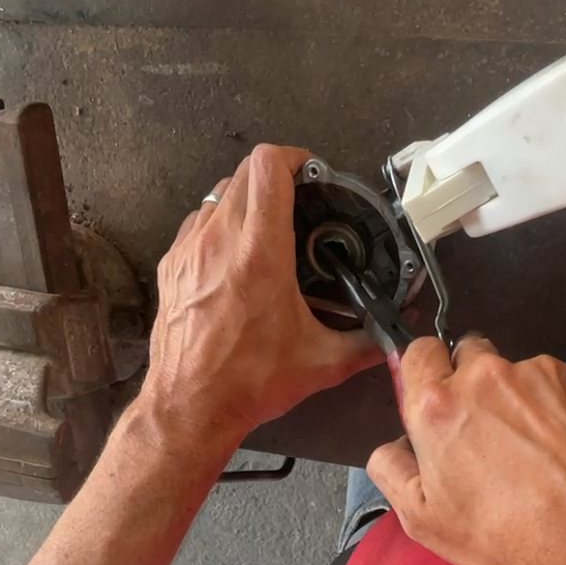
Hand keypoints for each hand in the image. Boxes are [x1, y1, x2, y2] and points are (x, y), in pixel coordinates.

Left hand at [142, 144, 378, 445]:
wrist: (190, 406)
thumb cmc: (247, 383)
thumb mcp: (320, 363)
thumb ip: (366, 344)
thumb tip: (393, 337)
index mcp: (259, 255)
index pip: (269, 167)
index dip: (295, 158)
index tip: (311, 174)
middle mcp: (218, 241)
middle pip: (244, 171)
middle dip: (275, 177)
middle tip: (298, 201)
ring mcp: (189, 250)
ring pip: (217, 194)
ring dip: (246, 200)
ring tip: (267, 230)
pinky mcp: (171, 266)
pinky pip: (197, 224)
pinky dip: (219, 226)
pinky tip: (235, 257)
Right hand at [366, 336, 565, 564]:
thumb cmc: (507, 538)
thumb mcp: (424, 522)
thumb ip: (392, 470)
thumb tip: (394, 445)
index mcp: (437, 404)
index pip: (418, 352)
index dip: (427, 376)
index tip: (440, 406)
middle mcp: (485, 374)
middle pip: (469, 355)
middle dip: (472, 384)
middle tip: (490, 436)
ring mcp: (540, 372)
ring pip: (517, 372)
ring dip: (519, 398)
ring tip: (540, 451)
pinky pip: (559, 383)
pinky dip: (559, 406)